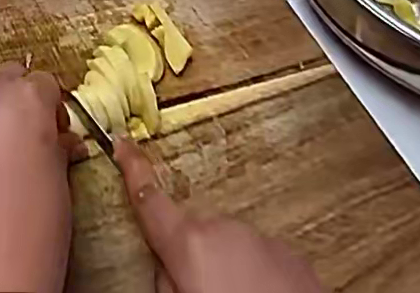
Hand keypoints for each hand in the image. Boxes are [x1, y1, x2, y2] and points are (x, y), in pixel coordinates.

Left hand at [0, 62, 85, 292]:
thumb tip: (60, 139)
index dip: (57, 106)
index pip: (47, 82)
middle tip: (42, 136)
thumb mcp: (61, 181)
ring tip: (15, 157)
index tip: (62, 129)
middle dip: (26, 98)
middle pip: (11, 76)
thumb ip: (58, 145)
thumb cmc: (31, 228)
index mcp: (23, 96)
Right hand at [111, 133, 323, 292]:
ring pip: (230, 246)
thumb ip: (165, 279)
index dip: (132, 167)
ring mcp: (263, 242)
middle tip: (203, 291)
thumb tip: (166, 267)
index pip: (148, 196)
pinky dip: (261, 279)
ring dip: (231, 270)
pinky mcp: (297, 261)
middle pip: (193, 233)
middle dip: (195, 257)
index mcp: (188, 243)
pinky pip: (264, 260)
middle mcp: (223, 230)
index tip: (122, 142)